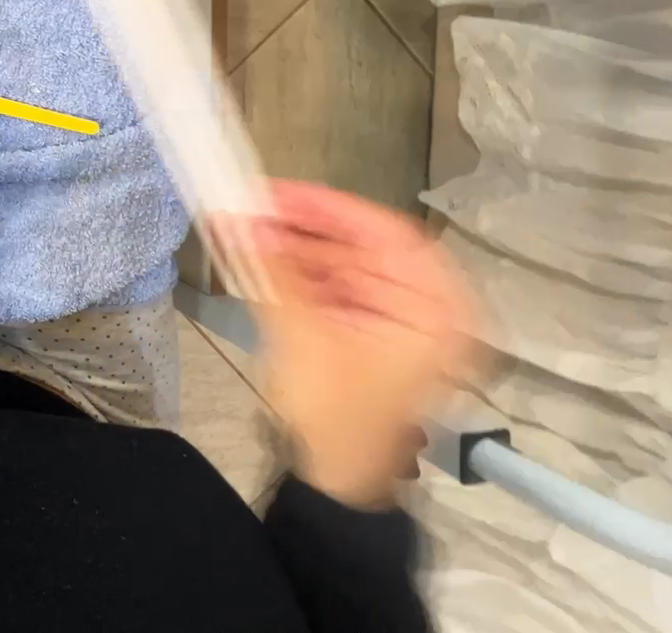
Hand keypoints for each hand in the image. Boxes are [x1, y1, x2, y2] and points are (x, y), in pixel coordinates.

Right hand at [248, 181, 476, 508]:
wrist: (333, 477)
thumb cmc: (339, 418)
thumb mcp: (302, 335)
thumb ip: (268, 269)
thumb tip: (235, 216)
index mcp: (437, 312)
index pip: (391, 236)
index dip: (333, 208)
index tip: (280, 193)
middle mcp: (423, 308)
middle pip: (361, 246)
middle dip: (302, 226)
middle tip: (251, 208)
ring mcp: (391, 317)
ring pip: (339, 261)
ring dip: (290, 244)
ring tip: (243, 230)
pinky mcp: (361, 327)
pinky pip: (327, 282)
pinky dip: (291, 268)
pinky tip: (255, 256)